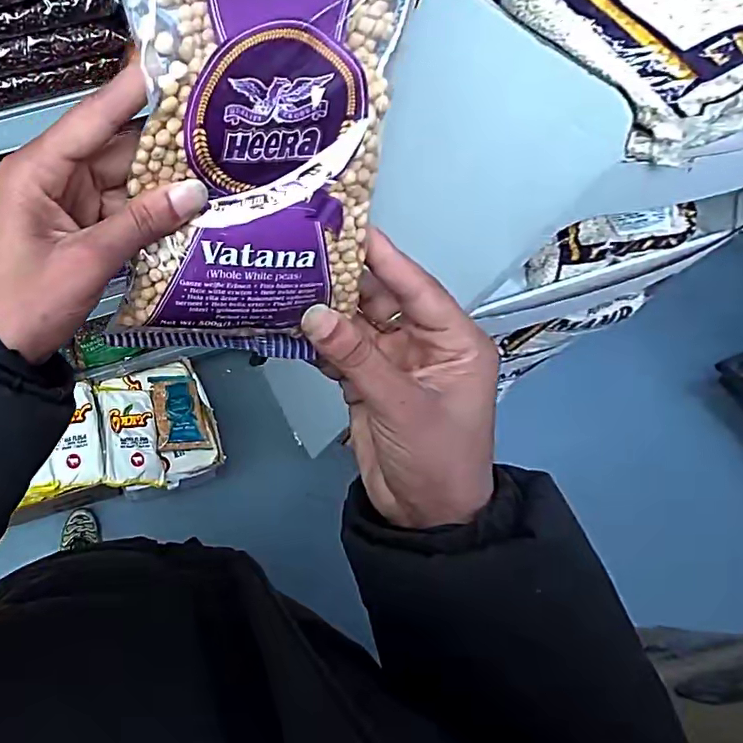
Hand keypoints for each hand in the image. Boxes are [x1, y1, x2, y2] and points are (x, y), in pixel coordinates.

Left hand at [0, 62, 207, 361]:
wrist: (0, 347)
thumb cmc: (23, 305)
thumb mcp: (87, 262)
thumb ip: (141, 223)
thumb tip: (192, 193)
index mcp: (35, 171)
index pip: (92, 117)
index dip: (135, 88)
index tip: (173, 59)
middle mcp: (49, 175)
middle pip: (114, 145)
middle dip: (163, 142)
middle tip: (214, 127)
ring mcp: (64, 199)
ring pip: (122, 175)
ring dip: (161, 179)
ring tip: (212, 167)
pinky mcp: (77, 221)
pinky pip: (119, 203)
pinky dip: (149, 208)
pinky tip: (185, 206)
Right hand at [300, 231, 498, 527]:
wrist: (424, 515)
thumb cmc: (436, 459)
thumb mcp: (400, 404)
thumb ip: (355, 356)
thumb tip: (312, 313)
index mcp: (452, 341)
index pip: (416, 288)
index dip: (384, 257)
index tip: (352, 226)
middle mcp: (422, 344)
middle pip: (381, 300)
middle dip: (345, 280)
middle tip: (305, 252)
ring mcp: (392, 363)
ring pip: (355, 324)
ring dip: (326, 310)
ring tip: (289, 283)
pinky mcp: (367, 381)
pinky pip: (340, 350)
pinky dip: (319, 341)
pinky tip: (293, 325)